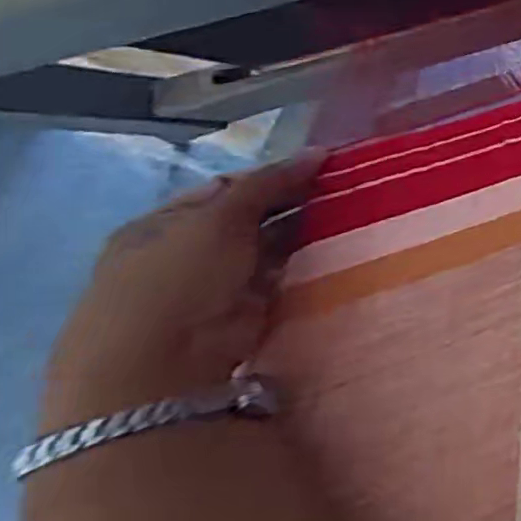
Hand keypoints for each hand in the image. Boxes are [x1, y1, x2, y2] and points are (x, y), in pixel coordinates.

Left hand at [38, 151, 324, 429]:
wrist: (163, 368)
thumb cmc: (174, 282)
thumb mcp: (217, 219)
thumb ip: (269, 183)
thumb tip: (318, 152)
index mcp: (163, 225)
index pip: (230, 186)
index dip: (275, 174)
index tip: (326, 167)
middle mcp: (187, 250)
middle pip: (256, 214)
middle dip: (298, 201)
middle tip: (349, 186)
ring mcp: (218, 281)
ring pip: (276, 242)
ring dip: (309, 229)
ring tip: (358, 211)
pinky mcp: (250, 306)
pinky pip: (288, 272)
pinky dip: (311, 259)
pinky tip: (345, 243)